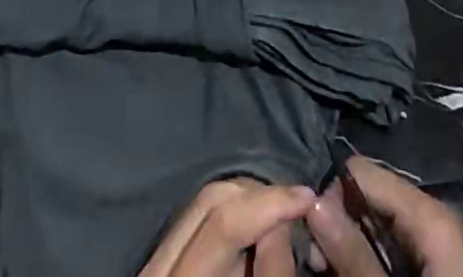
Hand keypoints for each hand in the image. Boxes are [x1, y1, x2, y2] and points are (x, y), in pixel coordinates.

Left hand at [140, 179, 316, 276]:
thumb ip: (272, 273)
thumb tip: (281, 221)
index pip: (223, 223)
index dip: (271, 203)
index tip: (309, 198)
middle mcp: (156, 274)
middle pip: (210, 201)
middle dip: (259, 195)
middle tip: (296, 205)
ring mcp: (153, 269)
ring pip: (202, 203)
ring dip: (246, 200)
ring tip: (280, 214)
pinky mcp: (160, 267)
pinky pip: (196, 221)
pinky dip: (231, 214)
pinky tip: (256, 226)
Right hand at [306, 157, 462, 276]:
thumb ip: (353, 255)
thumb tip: (313, 203)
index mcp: (429, 215)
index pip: (363, 172)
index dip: (330, 195)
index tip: (309, 232)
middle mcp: (432, 216)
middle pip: (369, 196)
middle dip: (337, 223)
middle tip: (317, 264)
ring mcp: (434, 241)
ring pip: (375, 223)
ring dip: (347, 245)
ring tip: (326, 272)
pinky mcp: (431, 265)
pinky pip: (389, 245)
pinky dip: (366, 259)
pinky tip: (351, 276)